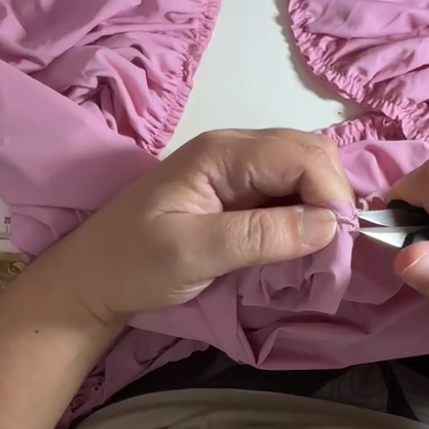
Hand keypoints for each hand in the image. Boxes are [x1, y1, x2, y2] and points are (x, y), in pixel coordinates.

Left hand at [34, 129, 352, 325]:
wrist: (93, 278)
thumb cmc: (132, 263)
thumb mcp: (191, 253)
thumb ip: (258, 236)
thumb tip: (328, 225)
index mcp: (221, 153)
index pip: (302, 154)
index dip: (331, 194)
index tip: (335, 244)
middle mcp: (235, 151)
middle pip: (311, 154)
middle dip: (333, 197)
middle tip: (332, 249)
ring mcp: (238, 171)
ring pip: (305, 172)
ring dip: (323, 207)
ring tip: (320, 250)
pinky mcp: (239, 194)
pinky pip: (289, 193)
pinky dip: (306, 216)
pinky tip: (301, 245)